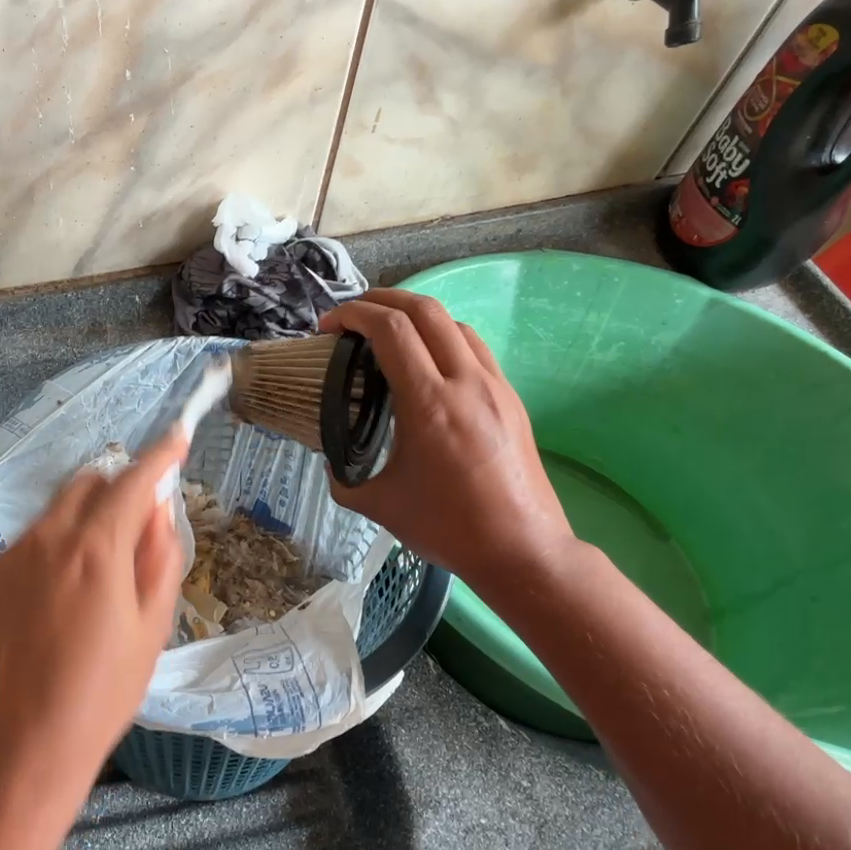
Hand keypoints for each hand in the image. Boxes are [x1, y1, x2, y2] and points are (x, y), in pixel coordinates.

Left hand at [0, 431, 189, 788]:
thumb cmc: (100, 695)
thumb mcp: (150, 628)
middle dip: (119, 485)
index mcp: (96, 548)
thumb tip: (158, 508)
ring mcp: (11, 555)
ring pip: (57, 510)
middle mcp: (48, 537)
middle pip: (88, 482)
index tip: (178, 438)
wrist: (18, 746)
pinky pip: (30, 541)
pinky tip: (61, 593)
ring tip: (102, 566)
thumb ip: (158, 557)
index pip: (133, 479)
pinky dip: (55, 545)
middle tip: (140, 517)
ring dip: (86, 515)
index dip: (160, 455)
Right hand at [322, 290, 577, 582]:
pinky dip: (441, 336)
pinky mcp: (510, 398)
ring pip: (454, 323)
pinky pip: (473, 347)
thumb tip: (331, 460)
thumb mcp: (379, 504)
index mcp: (429, 403)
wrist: (522, 550)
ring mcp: (494, 386)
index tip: (328, 327)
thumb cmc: (447, 528)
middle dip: (381, 299)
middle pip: (424, 309)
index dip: (354, 315)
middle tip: (351, 316)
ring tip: (386, 332)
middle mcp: (466, 382)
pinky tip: (425, 360)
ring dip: (414, 315)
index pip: (390, 329)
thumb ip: (343, 477)